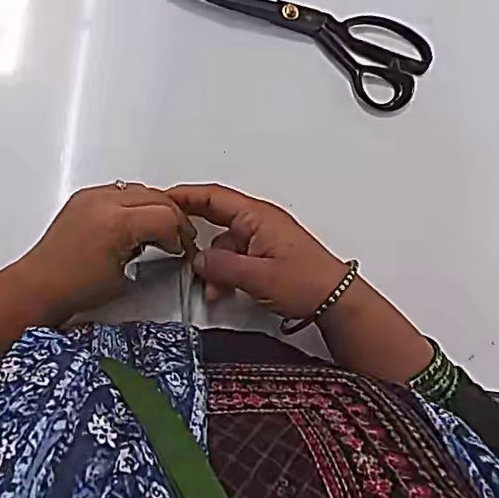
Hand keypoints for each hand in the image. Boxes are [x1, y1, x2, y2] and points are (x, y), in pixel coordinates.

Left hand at [6, 182, 196, 324]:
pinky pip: (119, 191)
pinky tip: (137, 223)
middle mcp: (102, 203)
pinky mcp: (83, 200)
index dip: (180, 234)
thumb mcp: (124, 276)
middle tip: (178, 238)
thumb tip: (164, 244)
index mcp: (116, 222)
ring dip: (155, 208)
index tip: (181, 247)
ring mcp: (91, 198)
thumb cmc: (70, 288)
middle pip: (157, 198)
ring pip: (140, 190)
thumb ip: (149, 250)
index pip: (166, 216)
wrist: (37, 288)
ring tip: (159, 231)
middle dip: (173, 218)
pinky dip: (135, 204)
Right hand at [163, 184, 349, 316]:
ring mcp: (263, 237)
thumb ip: (222, 266)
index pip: (213, 196)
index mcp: (257, 216)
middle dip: (192, 229)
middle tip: (170, 237)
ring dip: (212, 263)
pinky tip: (223, 289)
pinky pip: (235, 256)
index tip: (161, 200)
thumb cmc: (309, 283)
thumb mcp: (259, 277)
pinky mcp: (266, 254)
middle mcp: (259, 222)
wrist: (337, 301)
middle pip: (215, 216)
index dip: (184, 196)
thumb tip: (198, 260)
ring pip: (223, 242)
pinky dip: (224, 271)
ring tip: (210, 285)